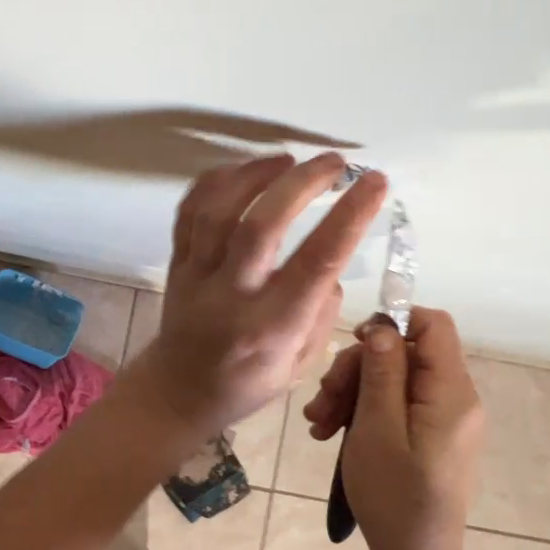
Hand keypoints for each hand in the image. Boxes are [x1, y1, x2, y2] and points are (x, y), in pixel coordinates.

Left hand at [131, 153, 387, 438]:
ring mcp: (197, 276)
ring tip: (288, 159)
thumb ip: (320, 316)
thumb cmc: (246, 382)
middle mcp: (232, 296)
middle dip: (302, 184)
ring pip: (218, 212)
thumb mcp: (299, 366)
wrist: (177, 391)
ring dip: (255, 175)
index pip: (316, 262)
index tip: (374, 182)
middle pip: (262, 226)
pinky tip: (241, 169)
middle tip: (335, 162)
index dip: (349, 217)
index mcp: (271, 327)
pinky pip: (188, 213)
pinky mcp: (176, 264)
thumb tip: (330, 268)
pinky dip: (213, 183)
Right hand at [301, 307, 484, 549]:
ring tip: (317, 424)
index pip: (433, 326)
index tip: (352, 344)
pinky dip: (362, 412)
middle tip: (321, 403)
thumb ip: (382, 373)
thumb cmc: (393, 496)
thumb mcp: (376, 429)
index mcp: (451, 393)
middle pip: (404, 354)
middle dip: (357, 370)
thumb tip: (383, 326)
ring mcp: (442, 419)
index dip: (392, 323)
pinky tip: (329, 433)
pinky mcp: (429, 436)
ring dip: (350, 393)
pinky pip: (395, 406)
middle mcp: (454, 399)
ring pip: (392, 380)